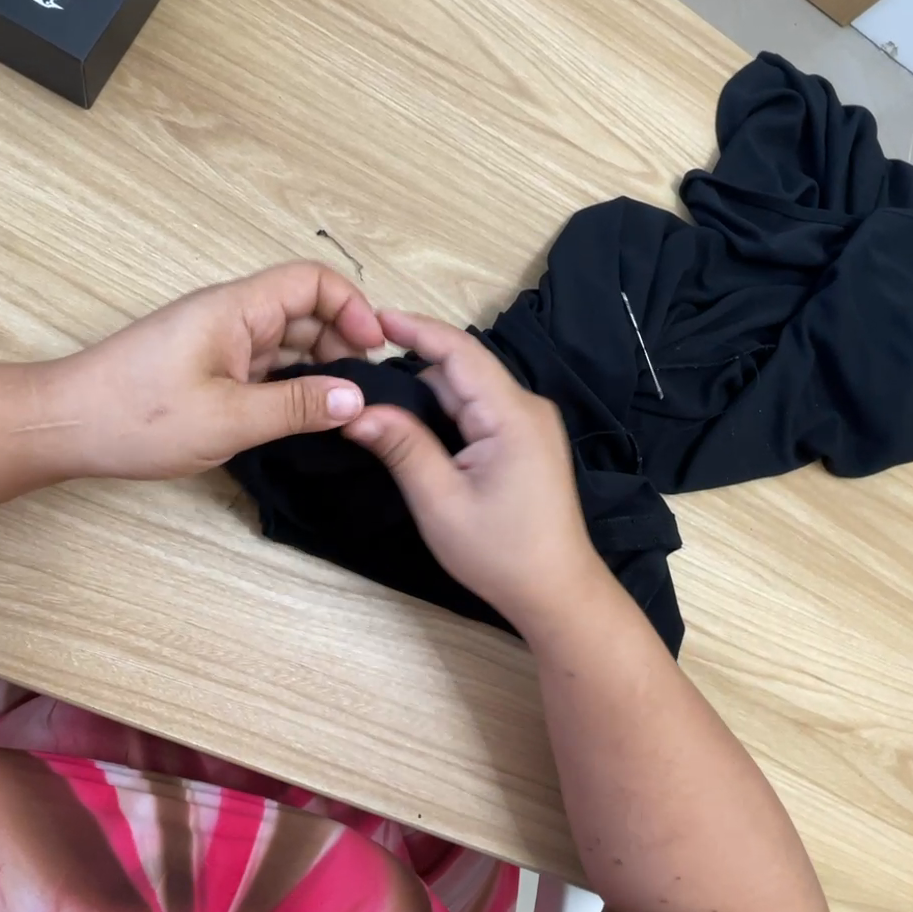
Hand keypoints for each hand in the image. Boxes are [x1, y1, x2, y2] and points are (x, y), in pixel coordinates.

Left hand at [34, 262, 383, 479]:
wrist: (64, 426)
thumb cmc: (133, 416)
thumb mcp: (228, 418)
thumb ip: (297, 407)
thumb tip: (355, 399)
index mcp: (236, 310)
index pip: (310, 281)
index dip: (351, 306)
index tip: (373, 348)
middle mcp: (233, 317)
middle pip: (306, 311)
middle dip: (342, 341)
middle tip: (363, 389)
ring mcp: (222, 342)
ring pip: (289, 340)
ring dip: (320, 366)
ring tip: (342, 406)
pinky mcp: (212, 366)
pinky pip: (268, 364)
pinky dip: (294, 383)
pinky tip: (307, 411)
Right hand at [343, 311, 607, 621]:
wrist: (555, 592)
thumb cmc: (500, 552)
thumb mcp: (440, 501)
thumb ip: (401, 448)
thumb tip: (357, 411)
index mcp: (512, 415)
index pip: (459, 353)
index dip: (416, 328)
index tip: (372, 318)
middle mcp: (527, 408)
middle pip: (461, 372)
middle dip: (411, 368)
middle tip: (360, 377)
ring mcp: (530, 424)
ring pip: (468, 393)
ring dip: (426, 397)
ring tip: (377, 406)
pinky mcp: (526, 441)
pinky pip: (479, 412)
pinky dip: (445, 415)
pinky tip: (414, 430)